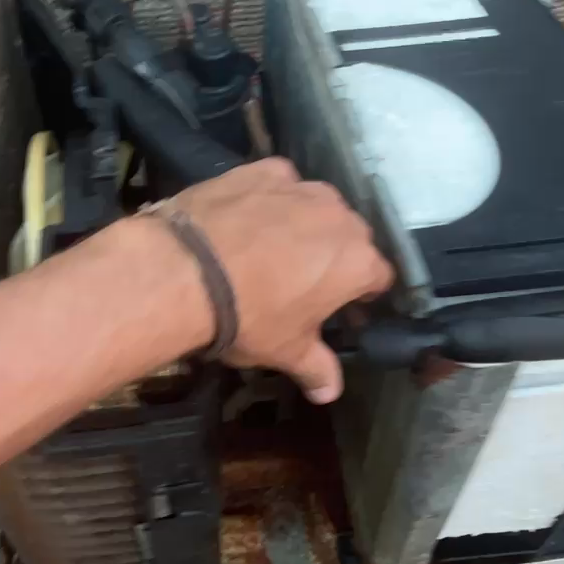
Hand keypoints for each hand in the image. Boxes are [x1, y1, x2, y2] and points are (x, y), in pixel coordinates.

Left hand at [162, 158, 393, 403]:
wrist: (185, 269)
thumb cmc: (247, 316)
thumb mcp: (285, 351)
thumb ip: (317, 369)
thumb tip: (329, 394)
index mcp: (357, 262)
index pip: (378, 276)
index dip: (362, 294)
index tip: (344, 307)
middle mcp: (338, 216)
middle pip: (349, 236)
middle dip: (335, 256)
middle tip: (304, 280)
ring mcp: (300, 187)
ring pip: (315, 204)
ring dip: (305, 222)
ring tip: (272, 246)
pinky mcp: (262, 170)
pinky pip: (278, 183)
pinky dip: (269, 197)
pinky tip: (247, 215)